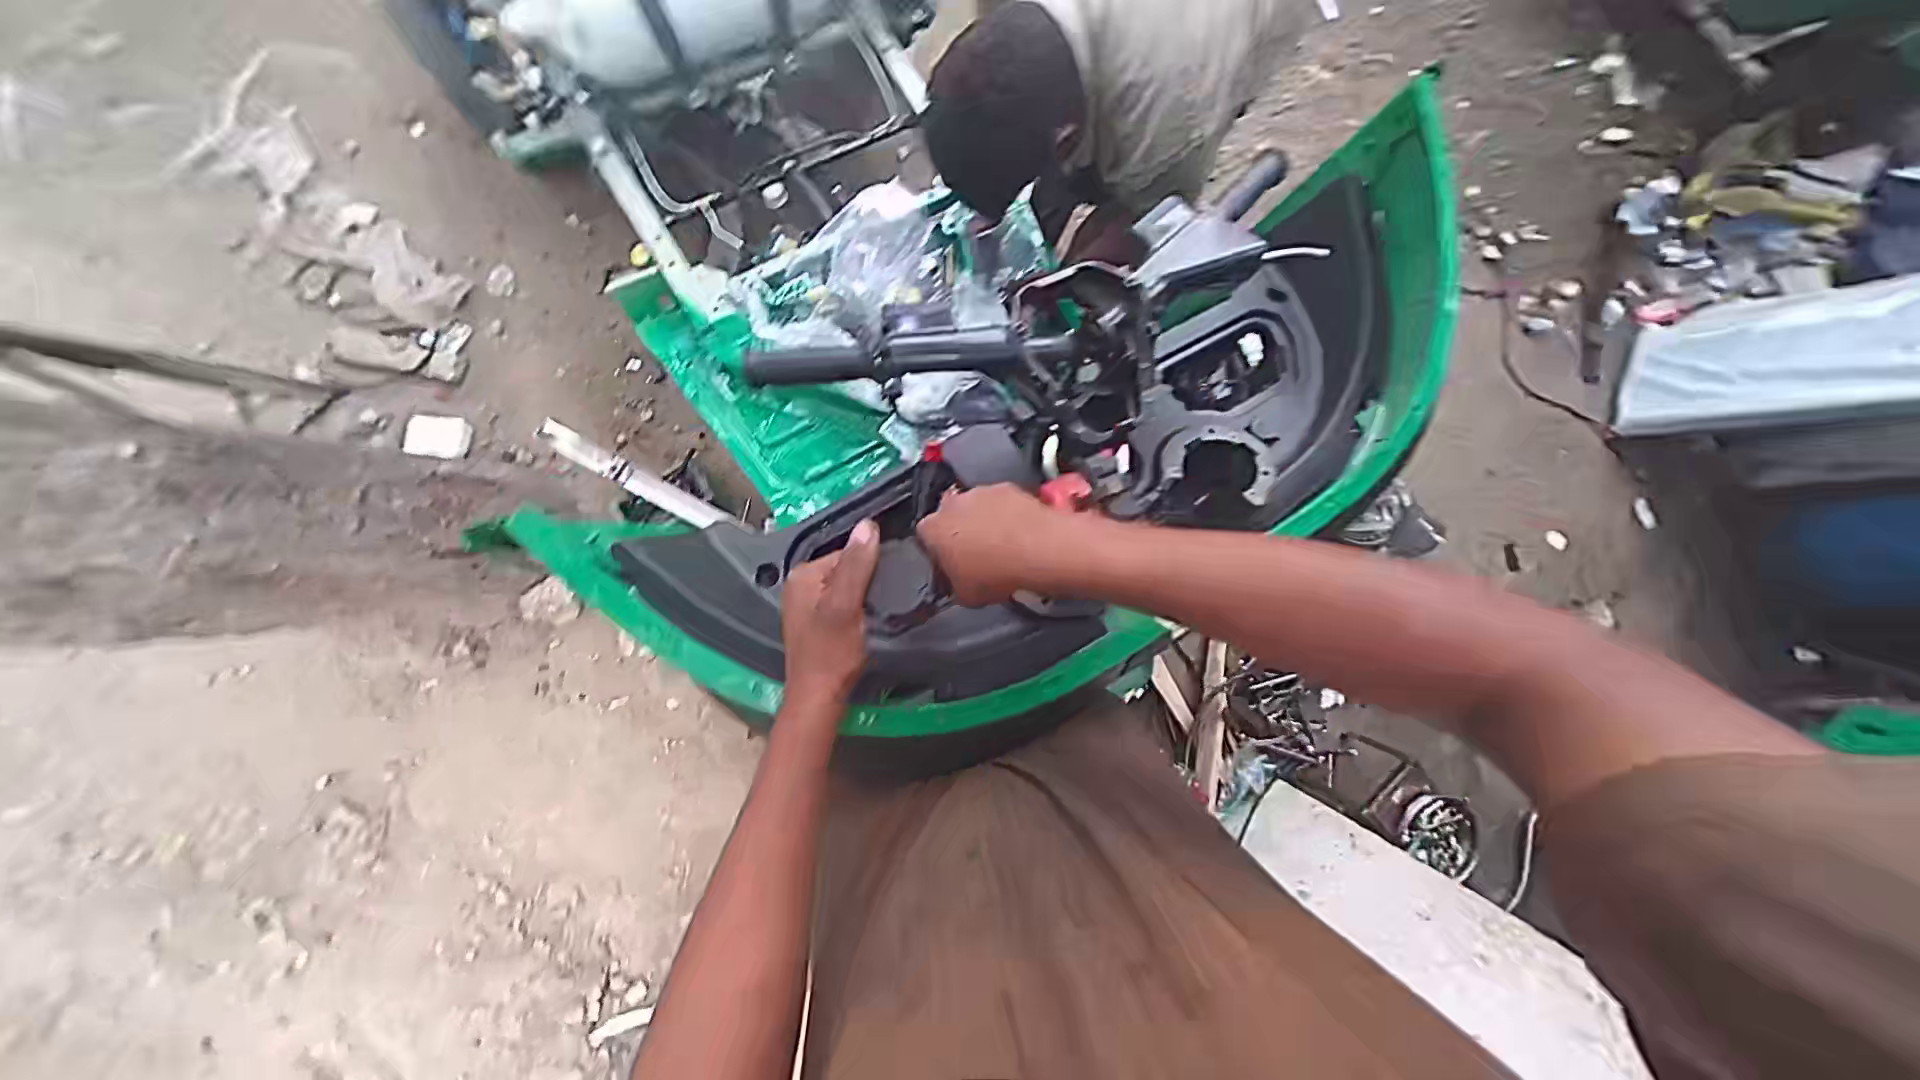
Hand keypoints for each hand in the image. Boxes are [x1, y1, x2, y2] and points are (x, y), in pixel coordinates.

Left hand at [780, 520, 880, 708]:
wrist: (819, 698)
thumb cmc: (832, 654)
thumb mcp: (846, 605)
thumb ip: (856, 565)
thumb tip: (868, 525)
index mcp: (803, 575)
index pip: (847, 552)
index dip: (871, 564)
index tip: (890, 581)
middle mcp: (799, 585)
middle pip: (847, 568)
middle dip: (868, 580)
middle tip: (888, 598)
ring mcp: (807, 605)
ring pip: (847, 586)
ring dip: (865, 595)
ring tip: (879, 612)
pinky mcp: (817, 622)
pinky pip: (843, 602)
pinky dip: (857, 608)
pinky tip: (867, 622)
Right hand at [915, 485, 1083, 605]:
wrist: (1039, 551)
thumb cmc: (998, 573)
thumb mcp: (966, 596)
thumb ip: (953, 584)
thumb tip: (958, 585)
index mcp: (933, 529)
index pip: (925, 536)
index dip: (938, 550)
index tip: (950, 562)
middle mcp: (952, 503)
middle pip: (949, 515)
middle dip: (960, 530)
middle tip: (976, 552)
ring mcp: (980, 491)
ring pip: (976, 505)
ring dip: (984, 520)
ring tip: (1002, 545)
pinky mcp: (1007, 487)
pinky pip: (1001, 501)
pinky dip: (1007, 513)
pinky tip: (1019, 534)